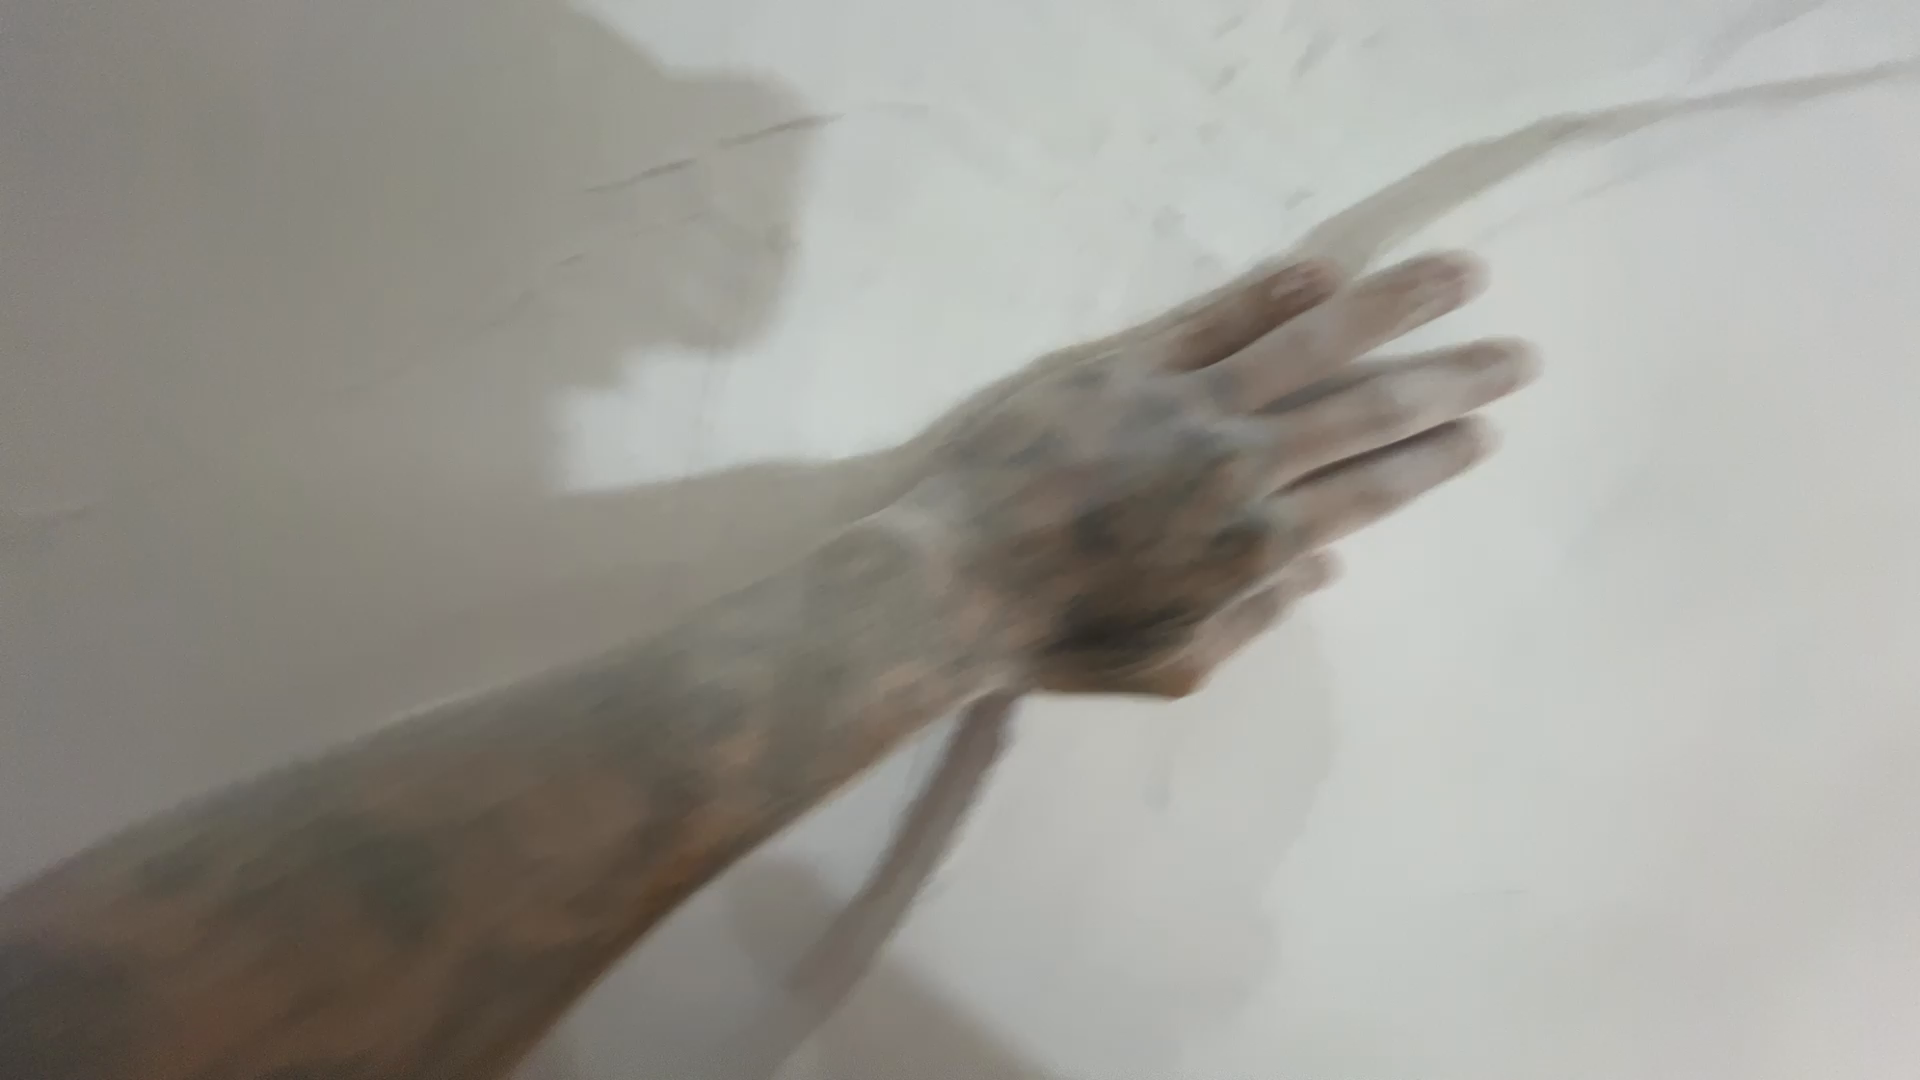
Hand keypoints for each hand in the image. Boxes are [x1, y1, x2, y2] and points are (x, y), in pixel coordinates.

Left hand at [905, 252, 1536, 697]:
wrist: (952, 584)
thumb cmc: (1055, 638)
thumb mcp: (1170, 666)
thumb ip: (1258, 616)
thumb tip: (1328, 563)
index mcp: (1255, 547)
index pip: (1373, 489)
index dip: (1433, 457)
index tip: (1481, 430)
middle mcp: (1239, 466)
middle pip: (1369, 411)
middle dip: (1451, 379)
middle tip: (1515, 354)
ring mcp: (1181, 405)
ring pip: (1311, 344)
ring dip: (1394, 307)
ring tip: (1458, 275)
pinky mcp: (1119, 367)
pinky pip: (1213, 317)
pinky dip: (1275, 292)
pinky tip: (1326, 271)